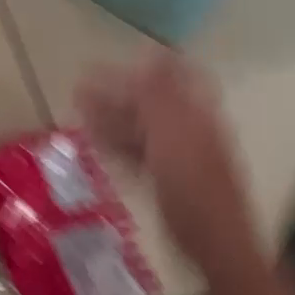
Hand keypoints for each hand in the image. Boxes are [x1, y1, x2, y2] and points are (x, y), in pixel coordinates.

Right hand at [77, 50, 261, 277]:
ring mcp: (180, 155)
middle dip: (118, 88)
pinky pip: (137, 149)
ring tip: (78, 107)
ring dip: (111, 114)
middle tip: (83, 81)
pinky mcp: (168, 177)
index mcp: (197, 116)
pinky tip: (93, 139)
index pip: (182, 75)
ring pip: (141, 124)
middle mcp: (192, 130)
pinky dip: (115, 140)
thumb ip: (159, 93)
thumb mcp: (173, 134)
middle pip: (153, 99)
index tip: (125, 49)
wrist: (216, 245)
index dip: (156, 60)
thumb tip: (152, 49)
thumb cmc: (193, 186)